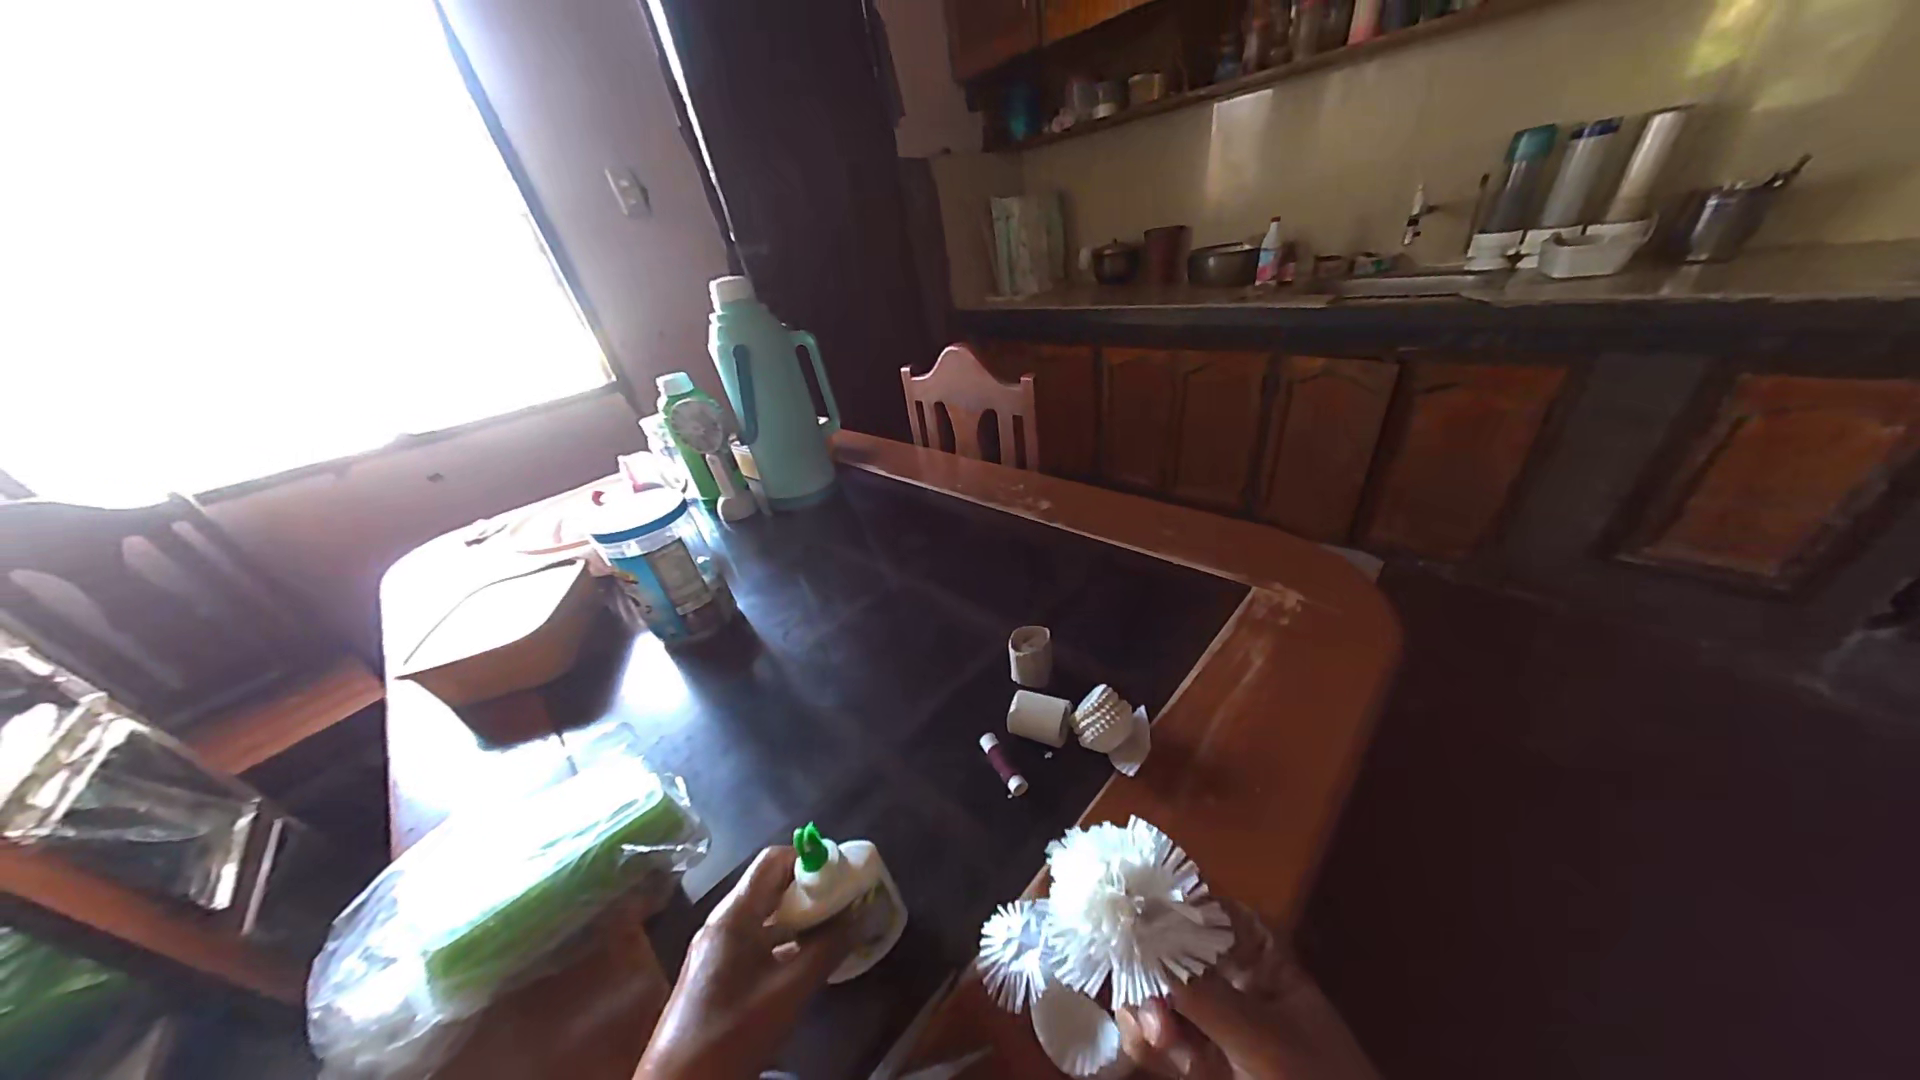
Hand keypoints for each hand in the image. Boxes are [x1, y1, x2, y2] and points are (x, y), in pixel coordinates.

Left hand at [634, 846, 856, 1079]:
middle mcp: (722, 922)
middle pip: (770, 884)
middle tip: (844, 904)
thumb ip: (829, 948)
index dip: (809, 860)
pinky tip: (805, 962)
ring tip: (833, 930)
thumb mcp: (789, 992)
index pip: (774, 860)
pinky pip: (755, 939)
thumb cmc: (732, 1035)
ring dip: (799, 916)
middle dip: (809, 889)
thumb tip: (863, 914)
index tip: (841, 878)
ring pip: (764, 914)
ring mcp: (715, 948)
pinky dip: (783, 940)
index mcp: (734, 915)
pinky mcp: (714, 973)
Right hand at [1114, 901, 1377, 1079]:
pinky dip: (1144, 1039)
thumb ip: (1204, 996)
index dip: (1158, 906)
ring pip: (1151, 988)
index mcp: (1253, 948)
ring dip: (1144, 1010)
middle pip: (1162, 947)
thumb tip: (1144, 944)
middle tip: (1149, 1008)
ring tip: (1158, 1041)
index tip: (1126, 917)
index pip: (1199, 907)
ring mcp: (1207, 1013)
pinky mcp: (1195, 1051)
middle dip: (1147, 972)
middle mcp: (1224, 970)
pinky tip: (1153, 1051)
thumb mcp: (1265, 1041)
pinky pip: (1152, 1031)